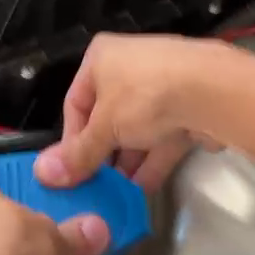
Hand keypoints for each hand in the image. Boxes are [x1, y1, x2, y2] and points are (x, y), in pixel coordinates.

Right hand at [35, 33, 233, 189]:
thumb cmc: (143, 96)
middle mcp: (128, 66)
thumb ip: (78, 154)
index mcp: (101, 58)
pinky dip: (152, 162)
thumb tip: (43, 174)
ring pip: (136, 129)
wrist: (212, 91)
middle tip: (94, 188)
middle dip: (102, 154)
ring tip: (116, 197)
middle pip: (107, 117)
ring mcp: (161, 86)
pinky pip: (162, 138)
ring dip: (127, 162)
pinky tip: (141, 191)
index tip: (71, 173)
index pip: (75, 103)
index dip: (71, 140)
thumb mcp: (104, 127)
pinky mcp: (188, 108)